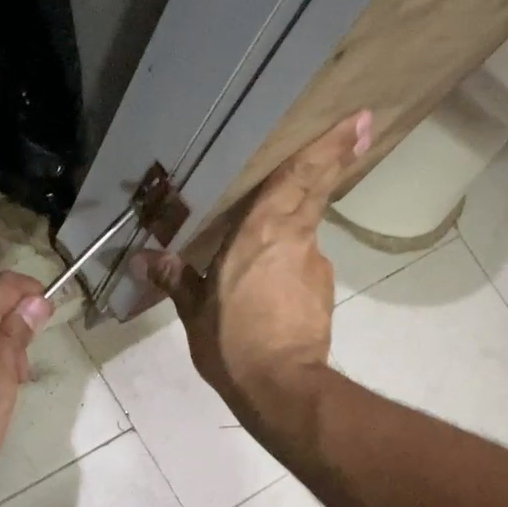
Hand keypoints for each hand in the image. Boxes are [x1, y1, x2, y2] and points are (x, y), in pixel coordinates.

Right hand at [131, 110, 371, 418]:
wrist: (279, 386)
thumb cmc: (232, 342)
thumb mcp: (195, 312)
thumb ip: (177, 279)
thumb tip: (147, 260)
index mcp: (261, 233)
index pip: (298, 177)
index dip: (327, 146)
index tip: (360, 119)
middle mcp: (294, 240)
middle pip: (316, 190)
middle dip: (337, 158)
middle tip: (361, 129)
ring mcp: (314, 267)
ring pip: (307, 231)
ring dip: (300, 223)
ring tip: (275, 238)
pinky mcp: (322, 294)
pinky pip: (304, 265)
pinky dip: (293, 263)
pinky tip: (274, 285)